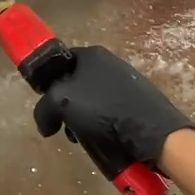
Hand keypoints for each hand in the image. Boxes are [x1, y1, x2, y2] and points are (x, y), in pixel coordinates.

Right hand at [32, 45, 194, 170]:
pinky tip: (104, 140)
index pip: (60, 63)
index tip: (47, 104)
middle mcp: (110, 63)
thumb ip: (43, 109)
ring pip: (93, 102)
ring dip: (84, 120)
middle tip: (65, 126)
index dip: (49, 83)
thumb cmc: (102, 109)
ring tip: (85, 138)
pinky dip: (103, 126)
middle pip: (76, 84)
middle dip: (67, 107)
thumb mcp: (59, 103)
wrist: (151, 132)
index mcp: (91, 54)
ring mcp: (127, 83)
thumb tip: (46, 124)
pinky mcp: (139, 103)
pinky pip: (111, 112)